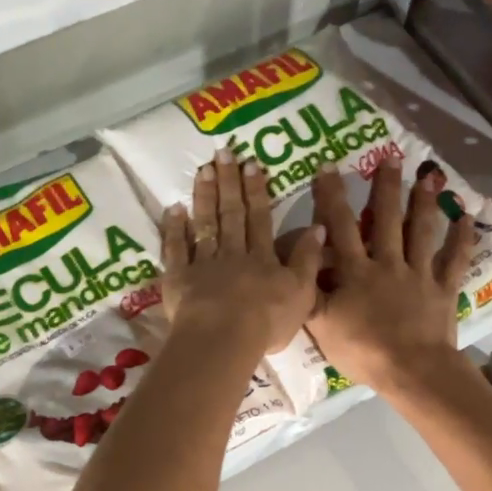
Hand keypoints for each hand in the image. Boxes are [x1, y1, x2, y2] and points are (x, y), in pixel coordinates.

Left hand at [160, 150, 324, 353]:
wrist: (224, 337)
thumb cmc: (266, 321)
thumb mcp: (301, 293)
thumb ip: (307, 261)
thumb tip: (318, 228)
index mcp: (262, 259)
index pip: (260, 220)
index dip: (256, 192)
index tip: (251, 165)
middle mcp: (233, 254)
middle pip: (231, 215)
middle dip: (228, 183)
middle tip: (223, 154)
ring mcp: (203, 265)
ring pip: (205, 225)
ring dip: (204, 197)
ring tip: (202, 170)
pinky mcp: (179, 279)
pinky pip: (175, 250)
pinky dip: (174, 229)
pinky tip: (173, 209)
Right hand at [305, 159, 476, 397]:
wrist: (411, 370)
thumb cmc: (362, 350)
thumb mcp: (321, 325)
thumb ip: (308, 293)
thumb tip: (297, 263)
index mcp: (356, 272)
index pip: (339, 227)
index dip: (331, 197)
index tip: (327, 166)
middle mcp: (388, 264)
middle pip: (386, 219)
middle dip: (385, 187)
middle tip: (388, 156)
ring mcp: (419, 275)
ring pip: (421, 231)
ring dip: (424, 202)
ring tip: (427, 175)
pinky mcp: (443, 290)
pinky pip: (455, 260)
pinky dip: (462, 238)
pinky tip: (466, 216)